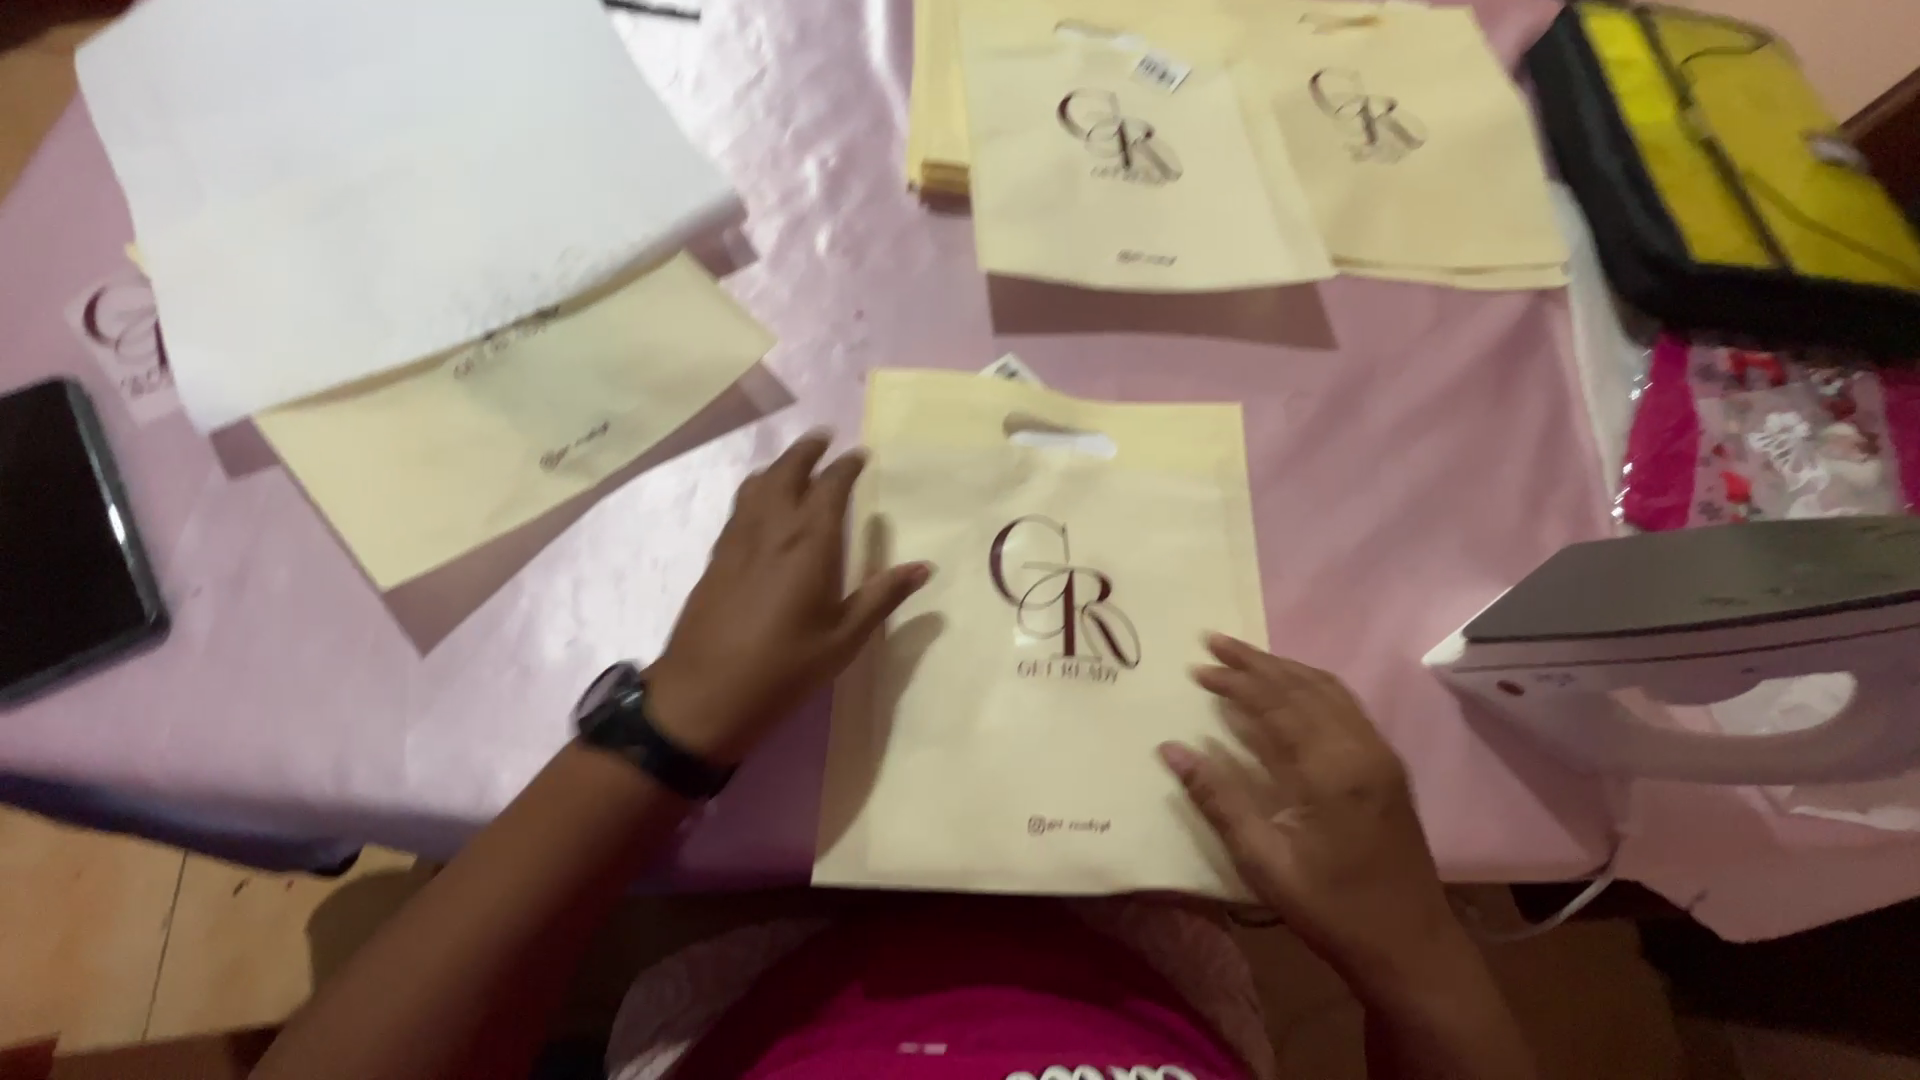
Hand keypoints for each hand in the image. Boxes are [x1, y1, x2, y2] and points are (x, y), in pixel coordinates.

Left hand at [647, 433, 930, 764]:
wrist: (705, 692)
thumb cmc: (785, 667)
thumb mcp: (844, 638)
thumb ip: (882, 597)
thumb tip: (924, 567)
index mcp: (809, 543)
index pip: (830, 487)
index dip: (846, 467)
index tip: (860, 455)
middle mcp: (772, 529)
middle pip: (787, 471)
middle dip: (807, 450)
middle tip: (824, 437)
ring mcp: (739, 540)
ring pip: (757, 484)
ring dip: (779, 465)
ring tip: (794, 462)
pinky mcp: (718, 557)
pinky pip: (740, 506)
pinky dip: (757, 489)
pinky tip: (761, 504)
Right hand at [1160, 635, 1466, 995]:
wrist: (1412, 948)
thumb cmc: (1332, 908)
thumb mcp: (1264, 861)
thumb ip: (1218, 799)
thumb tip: (1172, 749)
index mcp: (1331, 770)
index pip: (1276, 705)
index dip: (1236, 682)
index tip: (1198, 667)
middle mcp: (1361, 748)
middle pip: (1303, 686)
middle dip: (1256, 661)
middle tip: (1214, 641)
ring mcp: (1380, 754)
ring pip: (1328, 690)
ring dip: (1284, 668)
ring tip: (1244, 655)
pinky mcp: (1387, 765)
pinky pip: (1345, 706)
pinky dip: (1311, 685)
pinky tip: (1291, 687)